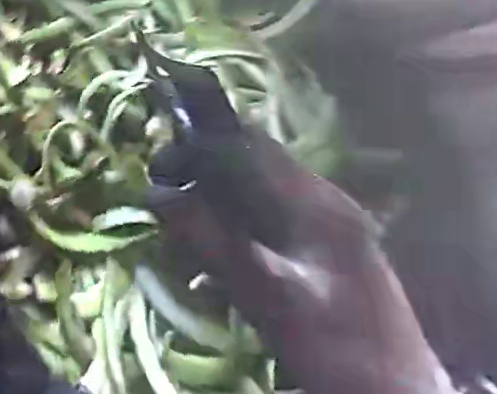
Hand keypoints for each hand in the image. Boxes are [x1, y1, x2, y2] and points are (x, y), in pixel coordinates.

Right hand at [150, 130, 452, 393]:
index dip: (197, 148)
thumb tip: (155, 195)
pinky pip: (265, 221)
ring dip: (212, 207)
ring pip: (253, 193)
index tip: (160, 171)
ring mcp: (327, 226)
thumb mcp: (270, 298)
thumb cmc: (341, 353)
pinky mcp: (324, 253)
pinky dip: (232, 232)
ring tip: (181, 239)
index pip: (246, 144)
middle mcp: (323, 200)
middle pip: (247, 164)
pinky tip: (213, 270)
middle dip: (200, 176)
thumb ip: (212, 242)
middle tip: (165, 198)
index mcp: (316, 201)